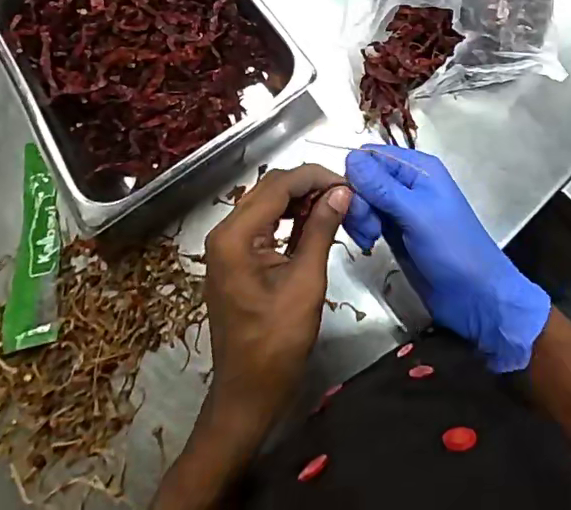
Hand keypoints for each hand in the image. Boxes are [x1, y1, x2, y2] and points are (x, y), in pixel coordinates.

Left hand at [200, 164, 349, 442]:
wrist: (247, 392)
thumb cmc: (276, 345)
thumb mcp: (305, 284)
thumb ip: (319, 232)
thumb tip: (340, 193)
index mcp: (234, 236)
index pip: (276, 186)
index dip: (313, 178)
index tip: (347, 183)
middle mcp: (224, 232)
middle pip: (267, 190)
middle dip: (306, 186)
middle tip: (344, 194)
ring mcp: (225, 244)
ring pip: (264, 204)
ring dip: (297, 201)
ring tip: (334, 205)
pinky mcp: (233, 257)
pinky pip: (261, 224)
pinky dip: (286, 219)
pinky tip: (312, 221)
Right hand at [343, 147, 549, 372]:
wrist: (477, 300)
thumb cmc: (453, 250)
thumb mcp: (416, 215)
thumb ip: (381, 186)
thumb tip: (349, 157)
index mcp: (417, 168)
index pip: (370, 155)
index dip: (356, 174)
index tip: (354, 200)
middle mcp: (406, 182)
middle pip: (362, 177)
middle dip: (357, 200)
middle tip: (368, 226)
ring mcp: (399, 207)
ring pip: (360, 198)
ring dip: (357, 217)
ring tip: (369, 237)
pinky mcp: (394, 230)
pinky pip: (366, 217)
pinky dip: (361, 228)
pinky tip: (369, 243)